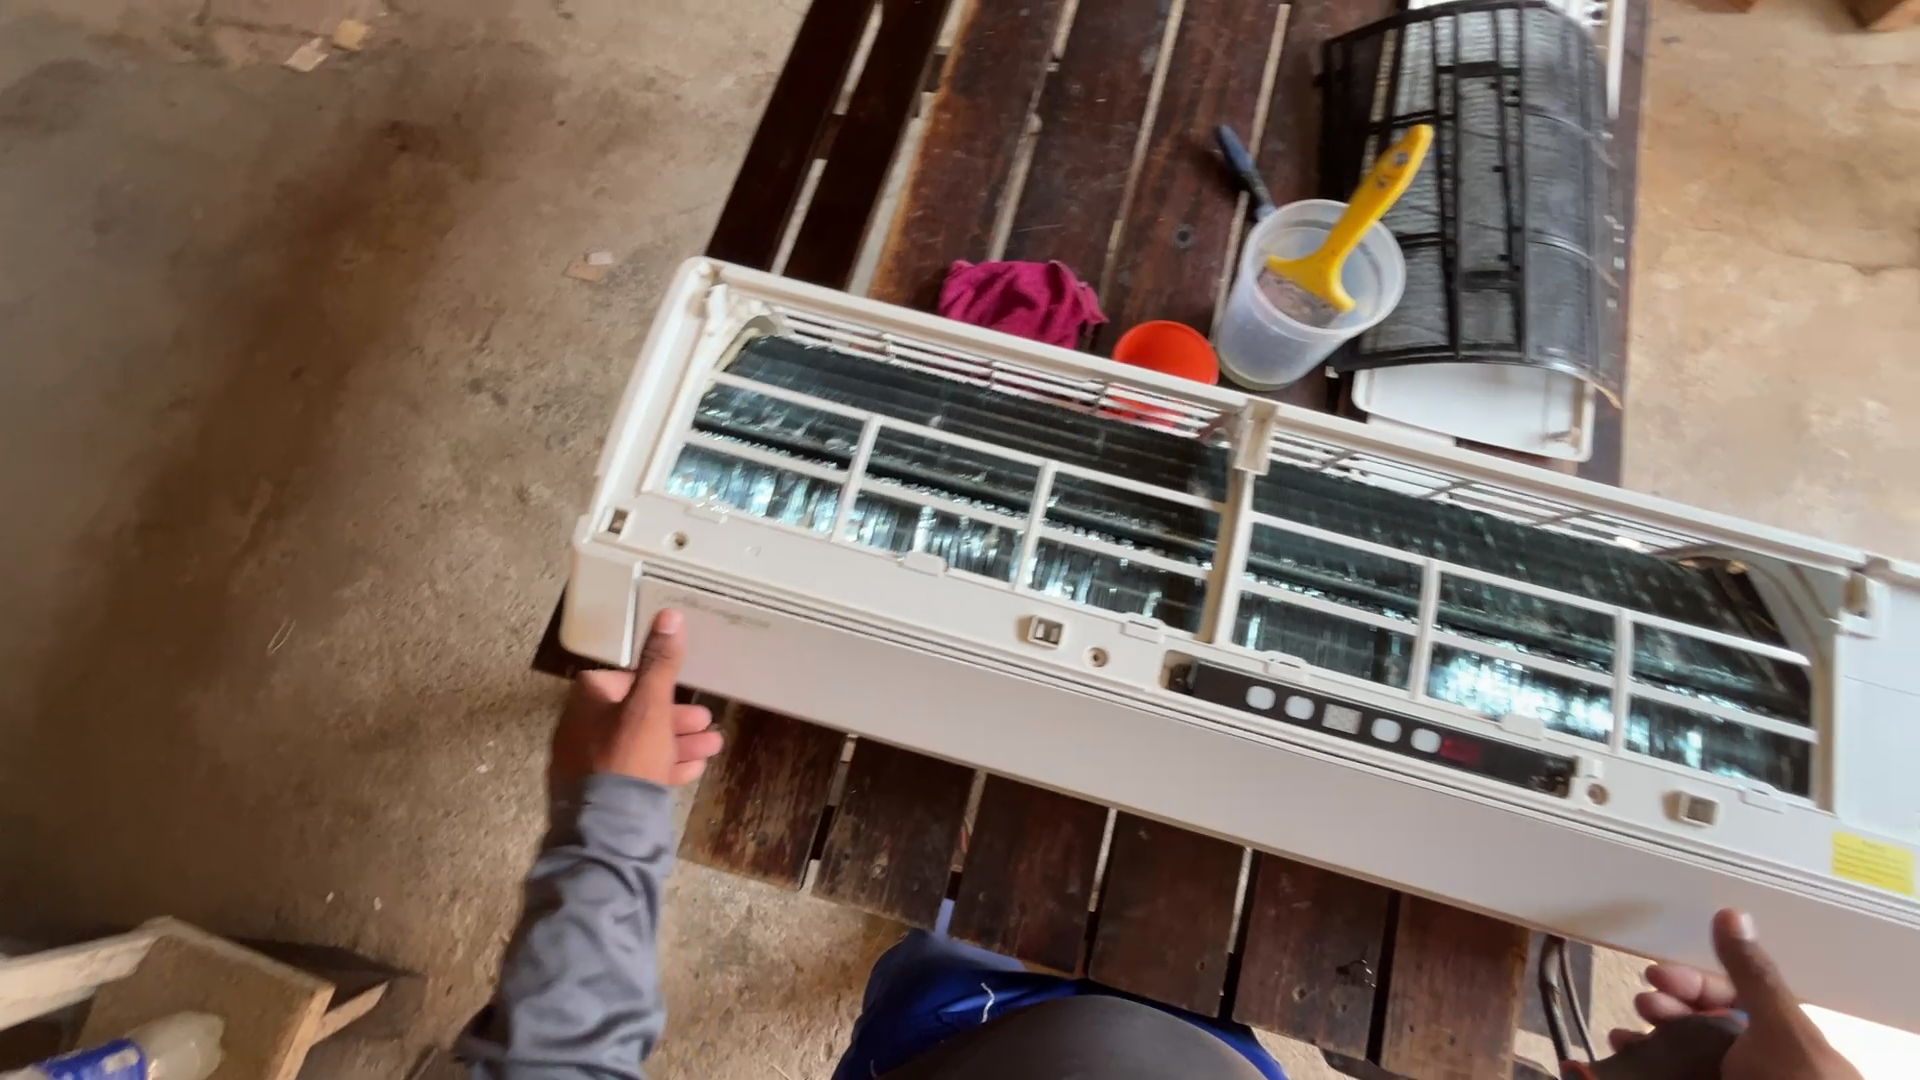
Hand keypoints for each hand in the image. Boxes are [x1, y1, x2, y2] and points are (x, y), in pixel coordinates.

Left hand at [549, 609, 723, 790]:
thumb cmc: (627, 758)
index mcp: (586, 704)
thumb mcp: (651, 706)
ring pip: (641, 744)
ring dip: (678, 741)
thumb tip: (668, 616)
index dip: (653, 682)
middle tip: (706, 719)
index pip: (619, 679)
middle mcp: (581, 731)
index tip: (679, 688)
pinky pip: (637, 772)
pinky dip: (666, 766)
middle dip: (676, 716)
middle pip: (635, 713)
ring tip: (713, 744)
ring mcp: (590, 766)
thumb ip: (661, 663)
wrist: (607, 831)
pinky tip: (693, 769)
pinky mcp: (603, 795)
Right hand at [1609, 909, 1861, 1079]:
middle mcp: (1747, 1059)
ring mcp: (1717, 1076)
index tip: (1658, 976)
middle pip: (1692, 1019)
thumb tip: (1732, 913)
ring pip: (1669, 1046)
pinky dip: (1629, 1059)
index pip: (1724, 996)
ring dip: (1639, 1034)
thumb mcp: (1785, 1033)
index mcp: (1776, 1039)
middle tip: (1646, 1007)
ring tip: (1622, 1038)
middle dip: (1660, 1005)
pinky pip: (1652, 1069)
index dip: (1689, 982)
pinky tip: (1615, 1052)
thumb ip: (1753, 976)